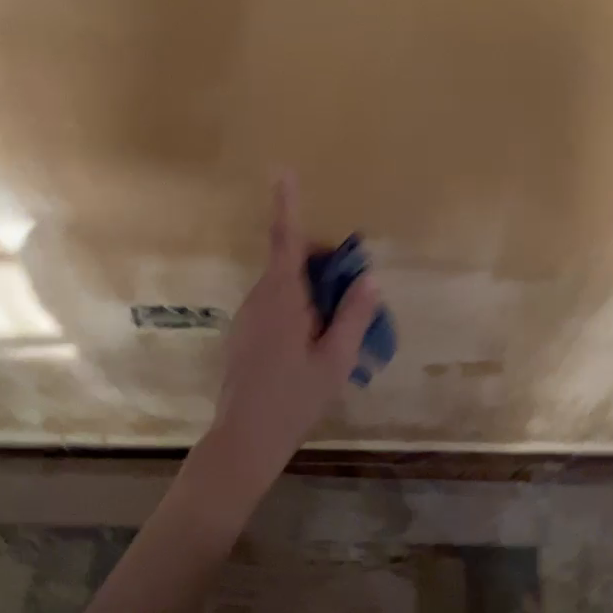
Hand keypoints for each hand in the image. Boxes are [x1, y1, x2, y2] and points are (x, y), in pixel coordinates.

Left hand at [202, 173, 380, 488]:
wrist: (244, 440)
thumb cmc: (293, 399)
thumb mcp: (336, 359)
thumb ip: (354, 315)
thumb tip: (368, 279)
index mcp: (281, 297)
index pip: (286, 240)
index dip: (287, 204)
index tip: (284, 171)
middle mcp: (260, 298)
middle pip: (294, 262)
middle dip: (326, 266)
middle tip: (356, 298)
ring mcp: (248, 316)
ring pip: (287, 286)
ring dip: (315, 293)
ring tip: (340, 334)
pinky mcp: (245, 334)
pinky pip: (277, 306)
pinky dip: (301, 310)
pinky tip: (316, 348)